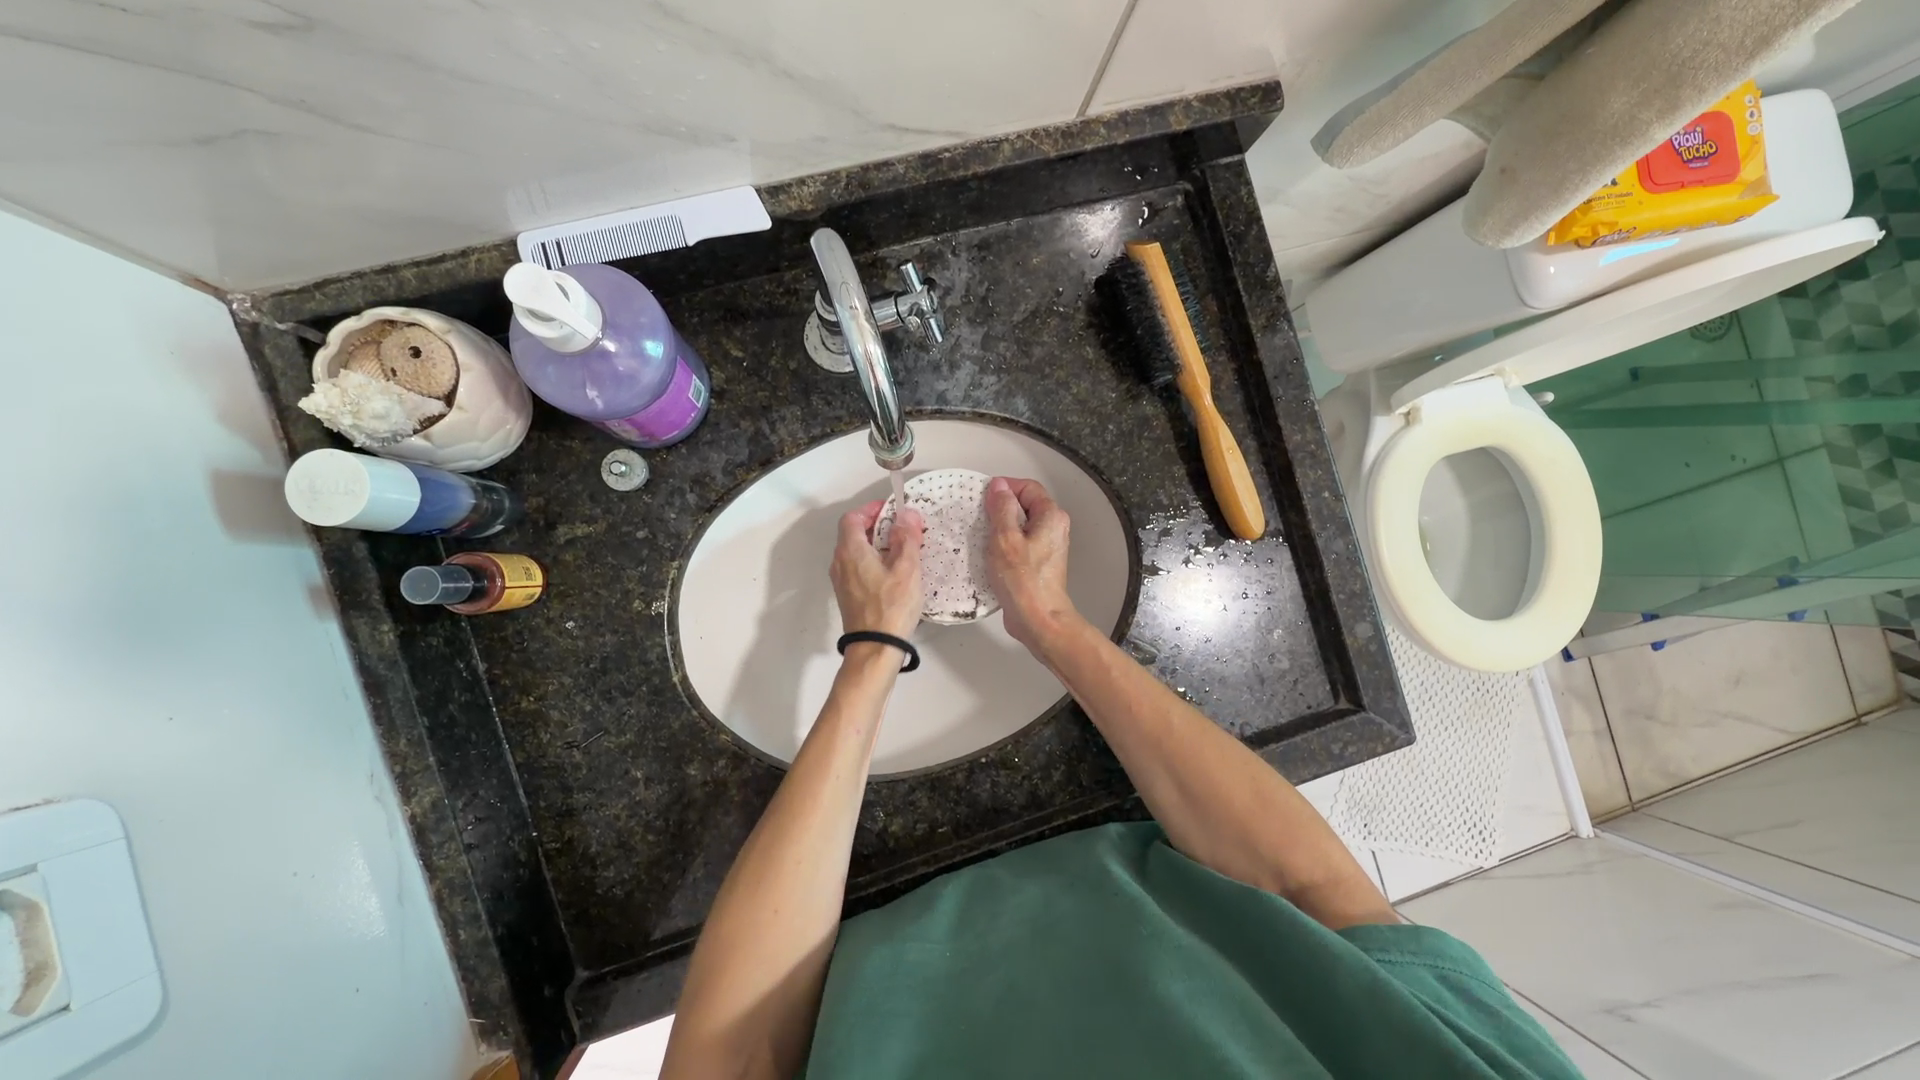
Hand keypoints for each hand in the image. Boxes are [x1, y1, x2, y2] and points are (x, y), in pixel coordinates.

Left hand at [830, 500, 924, 639]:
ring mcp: (841, 581)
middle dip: (877, 526)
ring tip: (902, 550)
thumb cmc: (892, 606)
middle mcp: (840, 562)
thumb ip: (907, 538)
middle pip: (853, 534)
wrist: (875, 648)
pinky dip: (873, 562)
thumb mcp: (907, 568)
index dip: (871, 510)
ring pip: (855, 552)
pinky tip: (894, 573)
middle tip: (902, 529)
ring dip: (876, 545)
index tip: (892, 510)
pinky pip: (857, 568)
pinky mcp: (847, 596)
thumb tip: (907, 513)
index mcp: (851, 550)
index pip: (852, 518)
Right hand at [984, 477, 1077, 649]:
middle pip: (1024, 506)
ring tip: (980, 536)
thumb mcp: (1005, 538)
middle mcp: (1053, 528)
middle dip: (999, 509)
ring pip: (1019, 527)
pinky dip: (1002, 546)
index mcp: (1050, 516)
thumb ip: (1001, 508)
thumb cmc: (1023, 580)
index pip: (1027, 487)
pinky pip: (1018, 545)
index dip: (1005, 488)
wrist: (1038, 619)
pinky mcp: (1037, 564)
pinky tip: (987, 555)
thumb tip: (999, 486)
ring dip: (998, 529)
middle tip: (977, 517)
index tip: (983, 497)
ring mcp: (1046, 547)